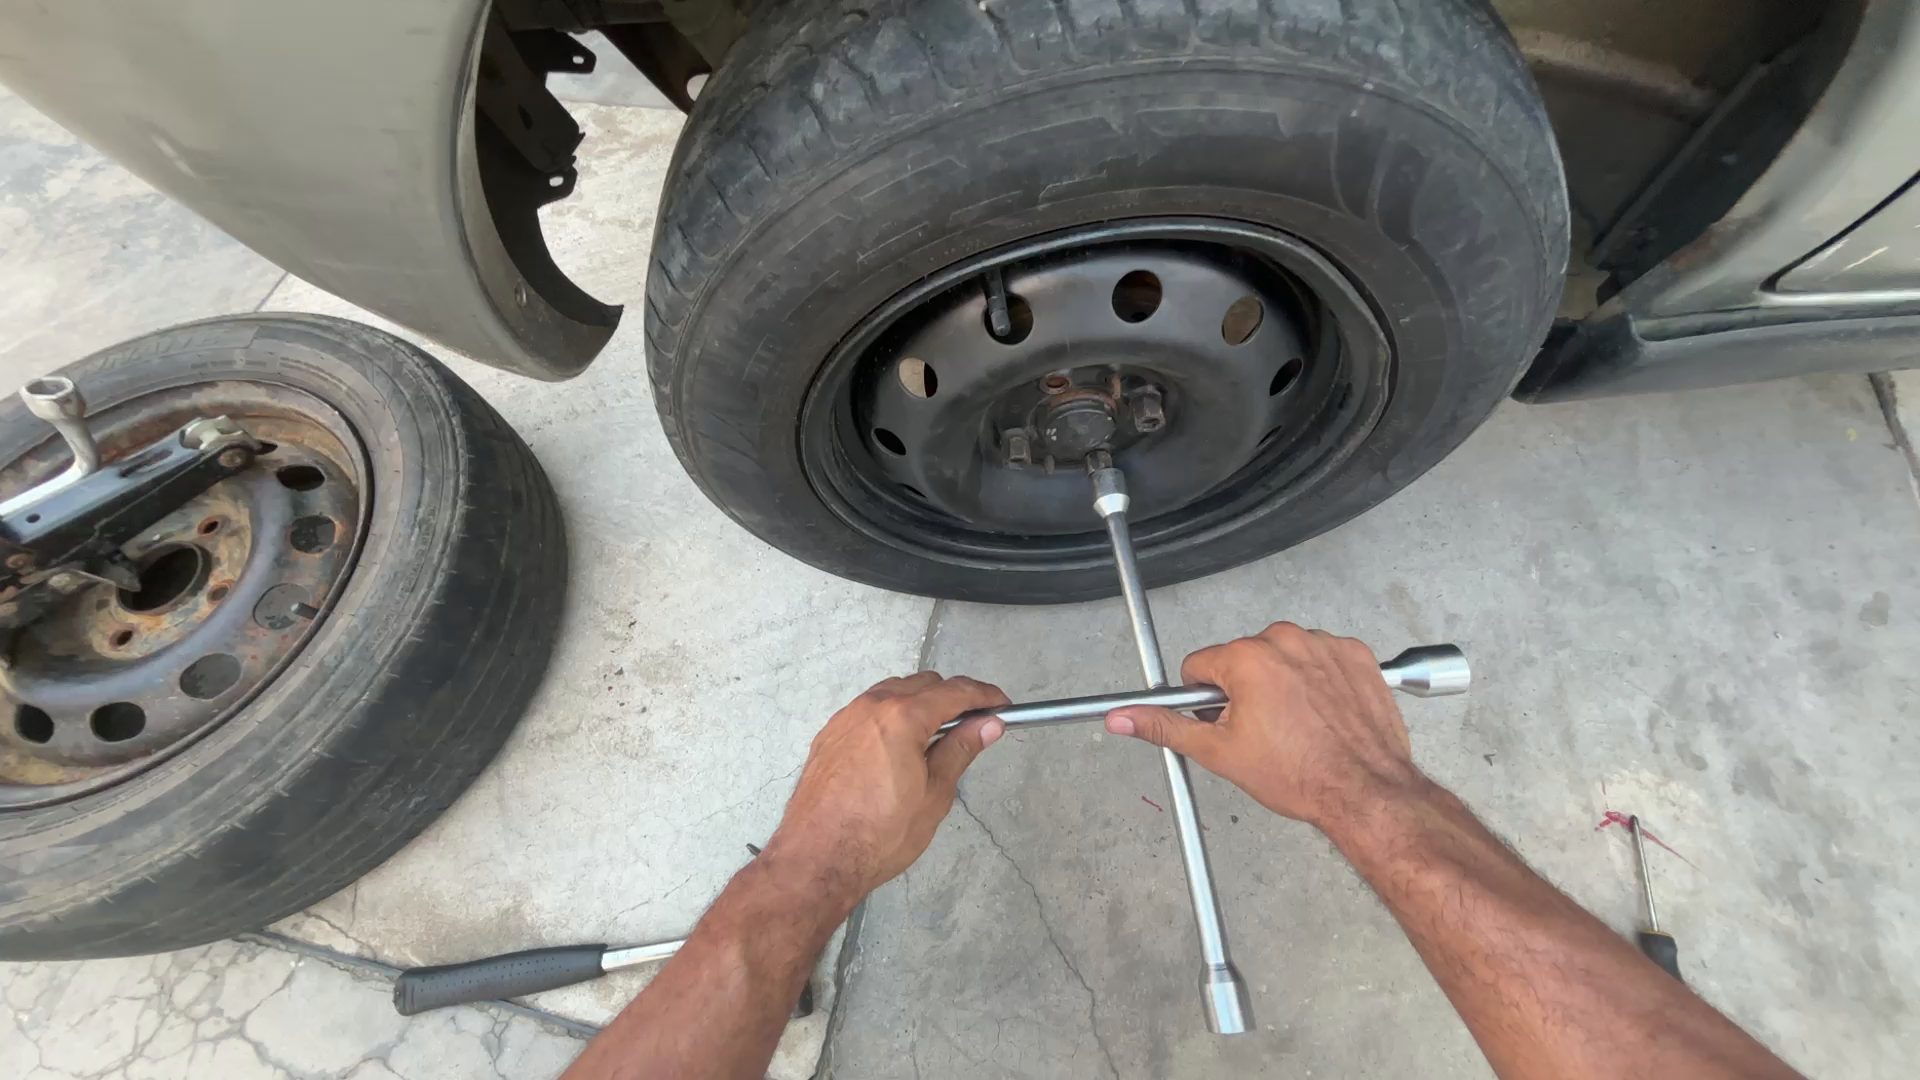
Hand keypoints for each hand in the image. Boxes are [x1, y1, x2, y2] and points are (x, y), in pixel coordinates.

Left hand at [765, 673, 1008, 909]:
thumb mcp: (935, 794)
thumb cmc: (882, 833)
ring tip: (936, 736)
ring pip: (894, 691)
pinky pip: (870, 708)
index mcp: (903, 716)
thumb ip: (961, 749)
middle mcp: (872, 705)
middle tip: (974, 725)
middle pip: (924, 683)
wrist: (816, 860)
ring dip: (921, 702)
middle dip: (953, 697)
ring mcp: (846, 717)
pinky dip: (892, 714)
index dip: (984, 695)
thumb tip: (989, 723)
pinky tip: (898, 745)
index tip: (1003, 705)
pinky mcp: (829, 734)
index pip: (955, 691)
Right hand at [1104, 622, 1424, 831]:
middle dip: (1244, 689)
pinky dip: (1318, 678)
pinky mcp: (1355, 655)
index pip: (1199, 665)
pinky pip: (1320, 656)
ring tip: (1296, 723)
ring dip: (1281, 682)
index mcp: (1246, 659)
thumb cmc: (1302, 774)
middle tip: (1264, 729)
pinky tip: (1321, 711)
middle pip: (1241, 658)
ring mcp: (1324, 645)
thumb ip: (1165, 726)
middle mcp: (1285, 641)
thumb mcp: (1219, 752)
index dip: (1206, 698)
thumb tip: (1122, 717)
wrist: (1367, 793)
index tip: (1226, 720)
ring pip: (1280, 656)